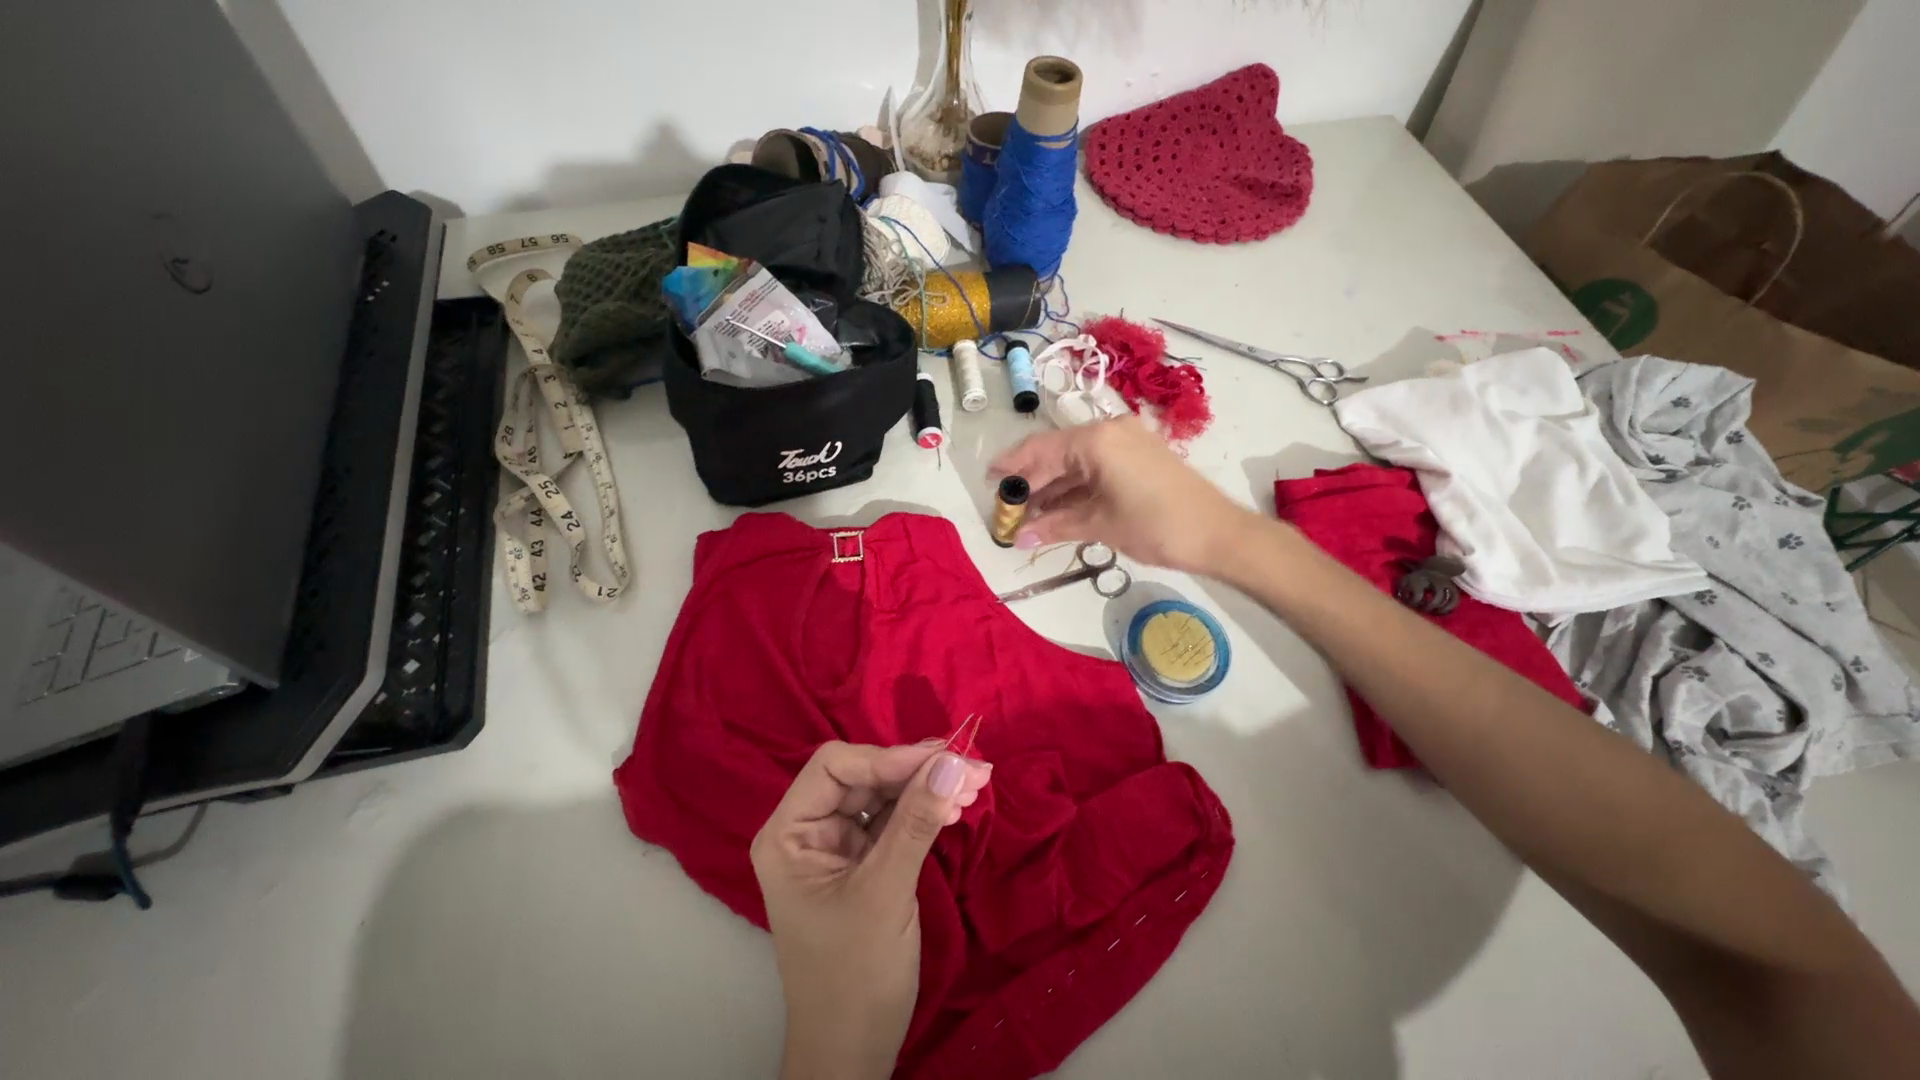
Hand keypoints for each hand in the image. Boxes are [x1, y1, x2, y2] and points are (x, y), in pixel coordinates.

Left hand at [751, 741, 991, 1079]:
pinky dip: (925, 812)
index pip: (835, 767)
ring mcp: (836, 848)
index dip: (889, 757)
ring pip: (882, 796)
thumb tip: (953, 761)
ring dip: (926, 789)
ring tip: (974, 786)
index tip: (944, 758)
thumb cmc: (854, 974)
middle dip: (915, 771)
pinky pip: (894, 822)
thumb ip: (916, 822)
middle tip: (972, 769)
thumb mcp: (885, 892)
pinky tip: (955, 809)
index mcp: (788, 834)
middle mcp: (808, 832)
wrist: (854, 1049)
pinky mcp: (864, 864)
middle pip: (862, 776)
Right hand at [991, 416, 1262, 575]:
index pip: (1041, 449)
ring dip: (1053, 487)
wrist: (1218, 533)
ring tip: (1028, 515)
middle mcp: (1109, 431)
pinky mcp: (1139, 458)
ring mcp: (1127, 443)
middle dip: (1031, 481)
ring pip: (1077, 462)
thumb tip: (1020, 537)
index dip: (1012, 466)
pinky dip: (1076, 487)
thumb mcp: (1100, 525)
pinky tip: (1058, 509)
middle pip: (1057, 453)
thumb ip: (1056, 526)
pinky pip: (1096, 468)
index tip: (989, 480)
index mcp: (1096, 439)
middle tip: (1007, 506)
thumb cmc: (1155, 525)